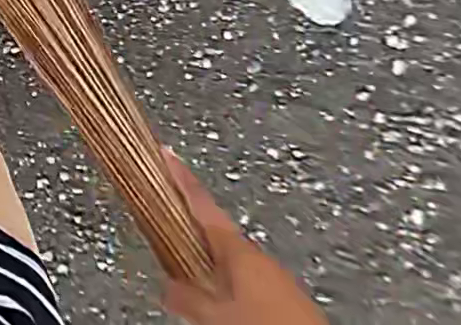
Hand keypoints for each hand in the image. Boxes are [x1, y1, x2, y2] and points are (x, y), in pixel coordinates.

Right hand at [161, 150, 327, 324]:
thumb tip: (168, 287)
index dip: (180, 176)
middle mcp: (261, 258)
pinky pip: (255, 284)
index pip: (200, 200)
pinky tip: (232, 308)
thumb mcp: (215, 317)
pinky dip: (237, 287)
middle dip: (195, 233)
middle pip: (217, 234)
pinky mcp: (294, 303)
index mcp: (238, 250)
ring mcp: (281, 280)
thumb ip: (187, 296)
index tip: (167, 153)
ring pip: (237, 262)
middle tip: (172, 236)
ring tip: (200, 285)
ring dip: (216, 266)